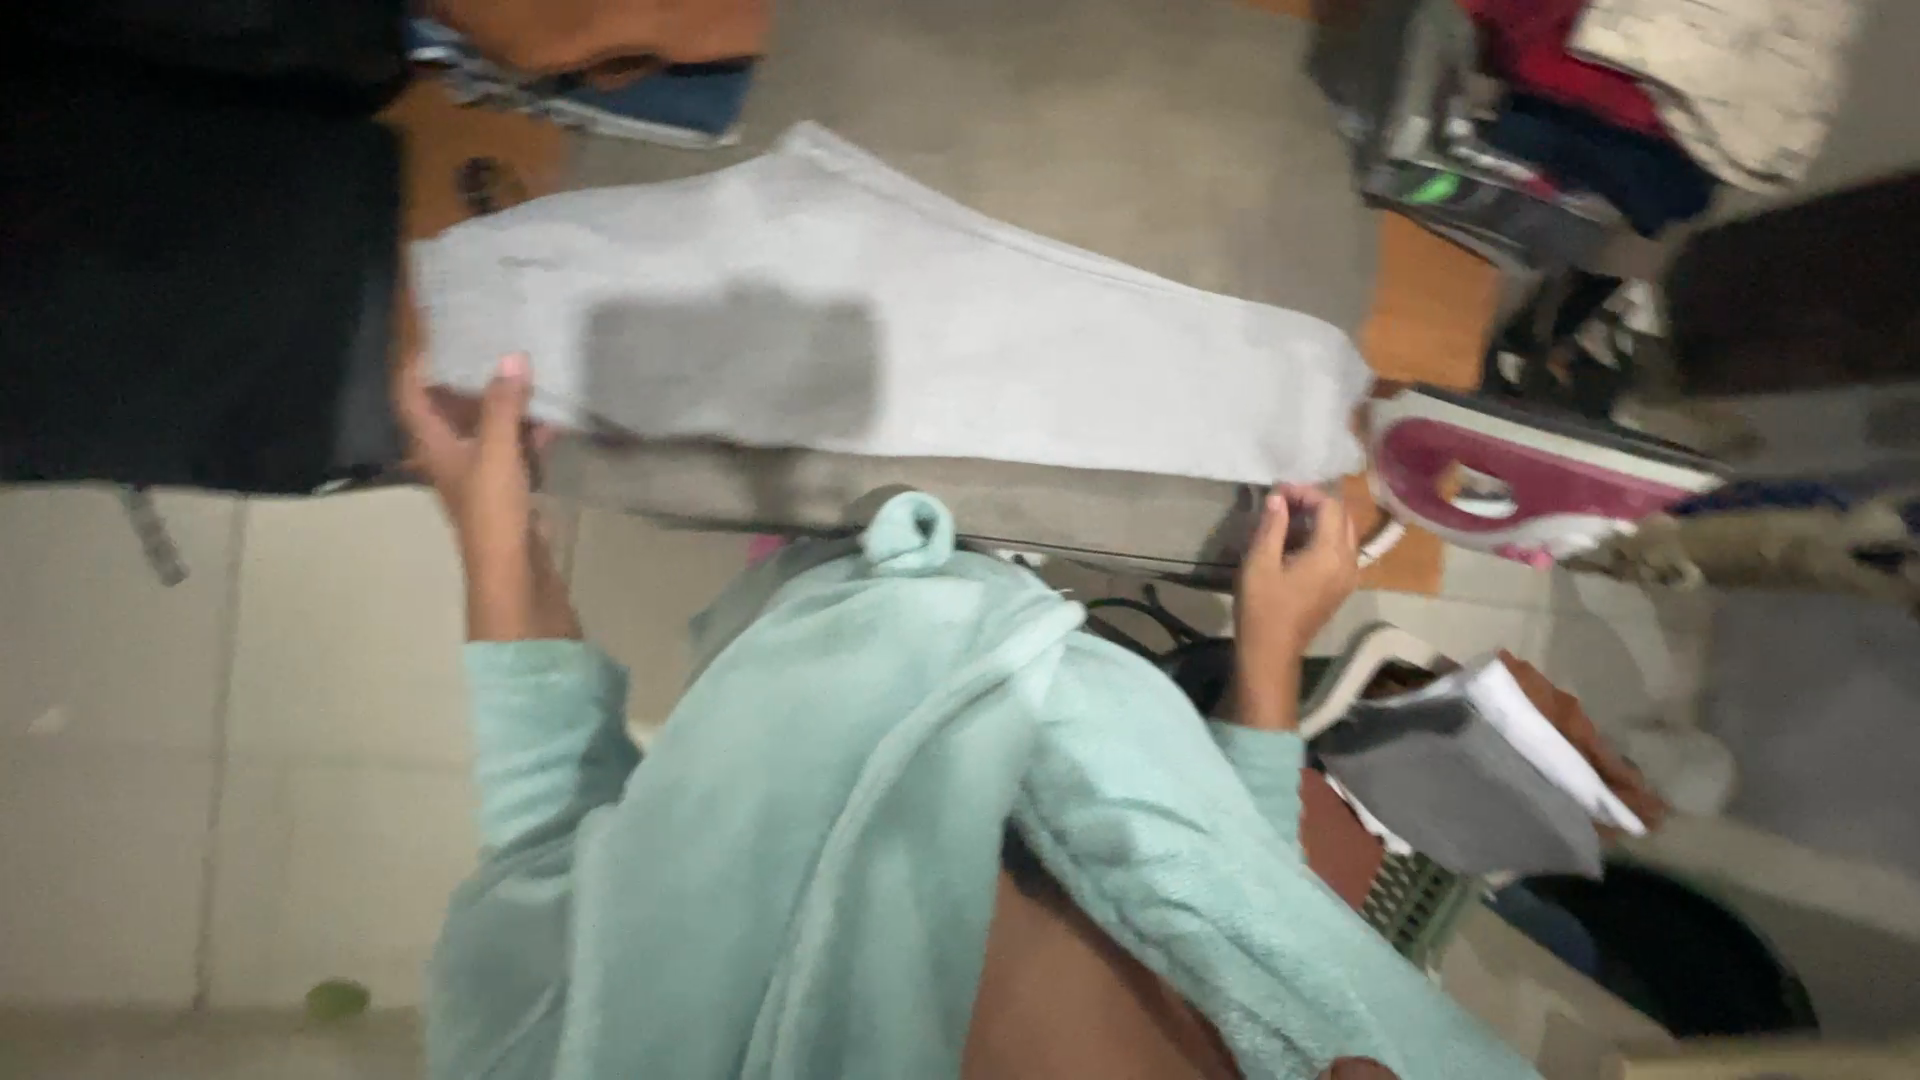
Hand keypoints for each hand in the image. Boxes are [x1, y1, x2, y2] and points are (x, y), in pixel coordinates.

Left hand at [396, 352, 579, 641]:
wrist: (513, 569)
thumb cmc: (492, 510)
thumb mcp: (497, 452)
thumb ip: (503, 406)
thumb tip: (512, 357)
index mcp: (433, 444)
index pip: (411, 393)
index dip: (417, 362)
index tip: (437, 333)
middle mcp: (450, 454)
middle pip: (450, 407)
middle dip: (469, 378)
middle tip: (492, 345)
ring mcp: (479, 473)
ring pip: (486, 428)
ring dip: (504, 405)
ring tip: (528, 376)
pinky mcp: (507, 489)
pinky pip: (514, 450)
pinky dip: (529, 434)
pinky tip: (553, 422)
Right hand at [1230, 484, 1359, 729]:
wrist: (1272, 651)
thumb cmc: (1262, 607)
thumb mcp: (1259, 562)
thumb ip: (1272, 526)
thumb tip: (1278, 498)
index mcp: (1331, 554)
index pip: (1330, 507)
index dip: (1305, 493)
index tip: (1278, 492)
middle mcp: (1349, 562)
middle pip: (1343, 518)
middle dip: (1316, 503)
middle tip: (1284, 501)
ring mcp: (1349, 577)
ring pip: (1344, 534)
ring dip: (1321, 520)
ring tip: (1288, 518)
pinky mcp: (1341, 587)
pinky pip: (1340, 551)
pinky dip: (1323, 537)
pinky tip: (1296, 541)